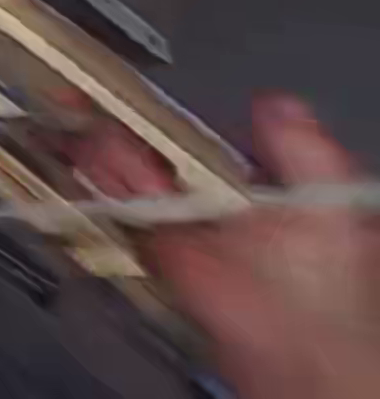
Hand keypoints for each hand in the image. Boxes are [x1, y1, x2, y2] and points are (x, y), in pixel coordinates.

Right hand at [71, 94, 379, 398]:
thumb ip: (304, 152)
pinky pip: (91, 178)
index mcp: (226, 164)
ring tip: (152, 195)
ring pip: (101, 147)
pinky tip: (127, 196)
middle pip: (124, 127)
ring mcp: (146, 191)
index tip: (101, 84)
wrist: (277, 333)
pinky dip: (101, 181)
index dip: (137, 101)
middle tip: (136, 158)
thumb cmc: (312, 273)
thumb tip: (274, 97)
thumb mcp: (328, 209)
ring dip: (118, 165)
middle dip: (120, 137)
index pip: (170, 119)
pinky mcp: (121, 211)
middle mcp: (181, 170)